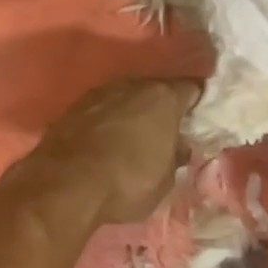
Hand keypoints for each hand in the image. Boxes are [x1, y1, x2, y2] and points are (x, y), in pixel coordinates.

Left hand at [23, 78, 199, 225]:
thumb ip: (175, 155)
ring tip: (135, 138)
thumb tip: (178, 146)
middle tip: (168, 131)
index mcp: (162, 98)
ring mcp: (99, 92)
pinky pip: (101, 109)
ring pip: (126, 97)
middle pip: (155, 90)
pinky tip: (106, 140)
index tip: (201, 117)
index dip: (198, 102)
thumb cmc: (128, 181)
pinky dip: (107, 120)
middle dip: (162, 108)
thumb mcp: (166, 179)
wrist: (67, 181)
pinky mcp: (74, 106)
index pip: (191, 89)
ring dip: (132, 112)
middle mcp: (131, 85)